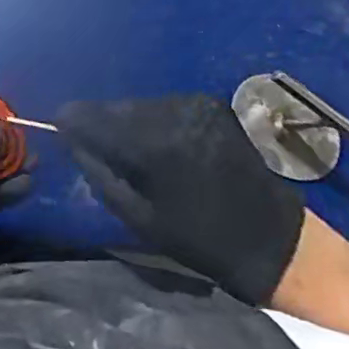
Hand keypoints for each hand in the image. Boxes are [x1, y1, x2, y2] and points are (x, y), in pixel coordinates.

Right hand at [56, 94, 302, 305]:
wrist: (284, 244)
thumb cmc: (204, 239)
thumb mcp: (137, 216)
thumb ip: (96, 171)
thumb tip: (69, 140)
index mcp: (149, 143)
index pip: (84, 114)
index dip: (69, 123)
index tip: (64, 135)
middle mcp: (170, 113)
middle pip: (111, 107)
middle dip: (101, 125)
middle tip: (103, 151)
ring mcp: (195, 104)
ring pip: (137, 105)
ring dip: (128, 123)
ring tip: (139, 153)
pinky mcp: (212, 105)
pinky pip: (164, 106)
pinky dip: (155, 122)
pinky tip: (167, 147)